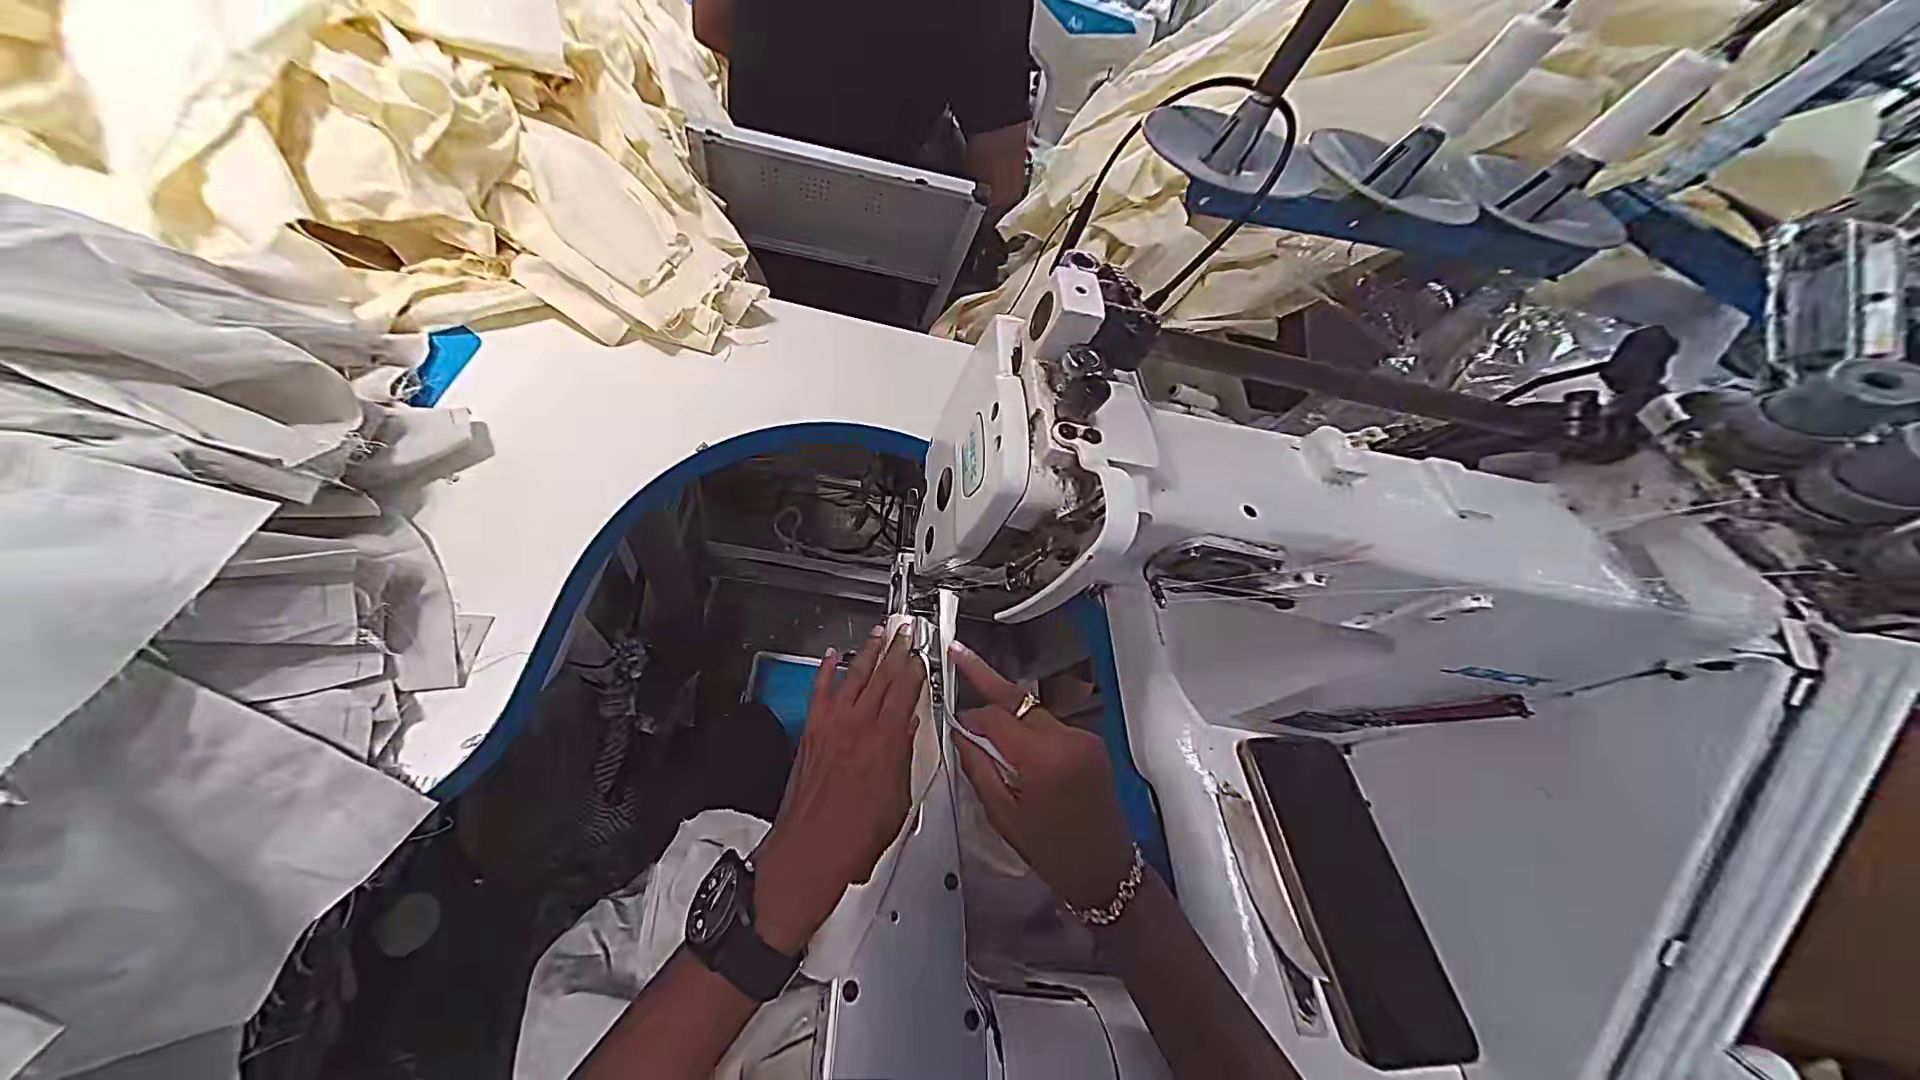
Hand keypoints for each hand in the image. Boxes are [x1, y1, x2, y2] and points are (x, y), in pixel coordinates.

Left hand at [754, 623, 923, 952]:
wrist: (811, 849)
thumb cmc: (855, 834)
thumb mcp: (899, 798)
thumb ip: (904, 757)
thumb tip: (909, 731)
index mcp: (887, 739)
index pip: (905, 689)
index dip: (915, 667)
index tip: (921, 653)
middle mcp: (859, 724)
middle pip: (882, 674)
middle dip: (896, 648)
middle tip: (905, 629)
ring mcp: (833, 725)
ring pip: (854, 675)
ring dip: (868, 650)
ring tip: (878, 632)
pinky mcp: (812, 731)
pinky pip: (820, 691)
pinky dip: (827, 671)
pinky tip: (833, 657)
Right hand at [949, 643, 1135, 912]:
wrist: (1106, 870)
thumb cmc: (1057, 854)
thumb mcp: (1003, 815)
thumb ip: (979, 768)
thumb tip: (962, 736)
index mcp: (1045, 760)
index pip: (996, 717)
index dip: (970, 715)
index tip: (952, 717)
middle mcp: (1068, 740)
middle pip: (1016, 702)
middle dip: (986, 689)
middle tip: (960, 657)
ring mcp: (1083, 739)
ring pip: (1032, 710)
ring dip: (1006, 712)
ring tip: (981, 717)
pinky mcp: (1089, 742)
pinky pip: (1048, 724)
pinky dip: (1027, 728)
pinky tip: (1013, 745)